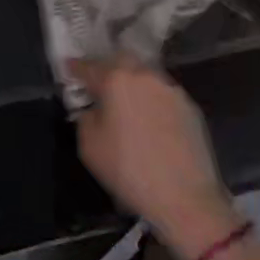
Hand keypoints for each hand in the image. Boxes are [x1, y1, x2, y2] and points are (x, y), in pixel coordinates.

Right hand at [66, 57, 239, 259]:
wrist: (186, 199)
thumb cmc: (128, 169)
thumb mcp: (89, 145)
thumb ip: (85, 117)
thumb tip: (92, 109)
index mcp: (115, 79)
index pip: (88, 66)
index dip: (74, 68)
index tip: (68, 69)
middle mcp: (144, 76)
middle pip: (120, 60)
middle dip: (106, 68)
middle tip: (98, 84)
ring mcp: (171, 90)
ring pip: (144, 75)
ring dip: (131, 83)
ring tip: (124, 103)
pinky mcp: (191, 108)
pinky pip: (162, 94)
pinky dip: (150, 100)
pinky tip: (148, 120)